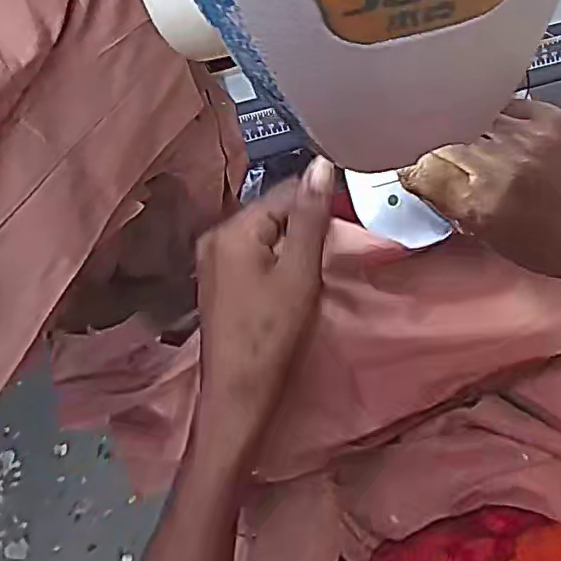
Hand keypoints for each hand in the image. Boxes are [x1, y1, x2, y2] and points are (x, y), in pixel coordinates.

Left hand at [195, 157, 336, 443]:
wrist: (237, 395)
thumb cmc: (272, 335)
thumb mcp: (299, 272)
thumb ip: (310, 216)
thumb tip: (321, 165)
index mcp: (232, 229)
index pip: (284, 192)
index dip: (318, 199)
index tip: (348, 214)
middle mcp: (215, 235)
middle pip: (271, 209)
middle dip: (304, 220)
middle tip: (335, 241)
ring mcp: (212, 258)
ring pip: (264, 230)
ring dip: (292, 237)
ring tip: (318, 259)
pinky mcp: (217, 278)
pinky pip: (253, 249)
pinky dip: (276, 254)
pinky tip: (293, 273)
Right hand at [401, 99, 560, 296]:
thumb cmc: (549, 247)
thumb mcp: (490, 236)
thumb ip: (449, 201)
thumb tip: (417, 172)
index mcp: (485, 202)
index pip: (423, 167)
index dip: (415, 169)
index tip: (415, 172)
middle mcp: (504, 162)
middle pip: (444, 140)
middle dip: (436, 149)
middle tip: (441, 160)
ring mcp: (528, 133)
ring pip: (469, 117)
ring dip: (463, 129)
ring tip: (470, 143)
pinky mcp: (547, 115)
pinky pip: (500, 106)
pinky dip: (491, 118)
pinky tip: (495, 131)